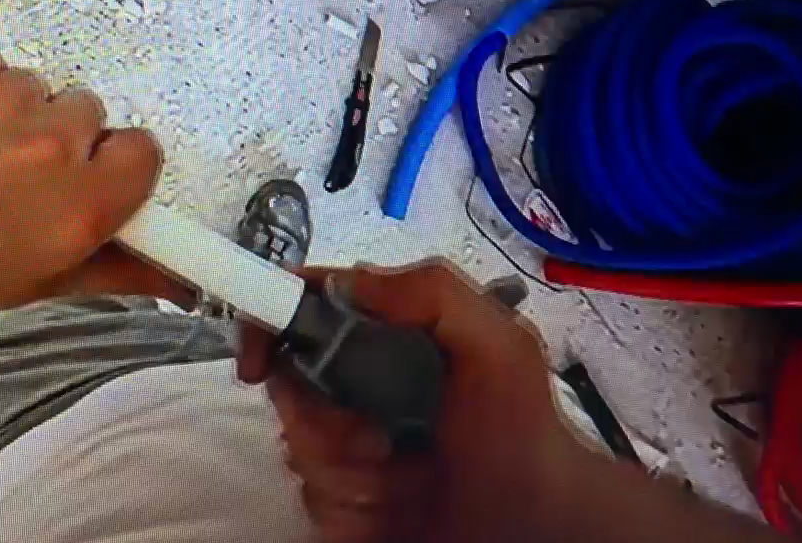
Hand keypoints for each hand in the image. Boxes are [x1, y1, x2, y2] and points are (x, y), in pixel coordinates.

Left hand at [0, 41, 176, 309]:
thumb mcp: (33, 284)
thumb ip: (115, 274)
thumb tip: (180, 280)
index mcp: (78, 202)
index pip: (143, 150)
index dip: (113, 163)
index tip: (82, 173)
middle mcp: (48, 141)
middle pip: (86, 112)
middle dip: (56, 137)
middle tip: (5, 167)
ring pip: (31, 86)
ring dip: (7, 111)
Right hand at [239, 262, 583, 542]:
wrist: (544, 528)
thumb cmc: (520, 432)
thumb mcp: (496, 344)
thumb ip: (432, 292)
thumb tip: (344, 282)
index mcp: (373, 338)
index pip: (295, 311)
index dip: (264, 325)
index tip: (257, 361)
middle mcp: (349, 384)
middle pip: (283, 382)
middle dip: (312, 413)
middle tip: (371, 438)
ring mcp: (344, 444)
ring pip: (293, 441)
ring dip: (339, 463)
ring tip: (398, 478)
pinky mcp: (343, 501)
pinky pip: (311, 495)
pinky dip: (348, 504)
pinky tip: (392, 507)